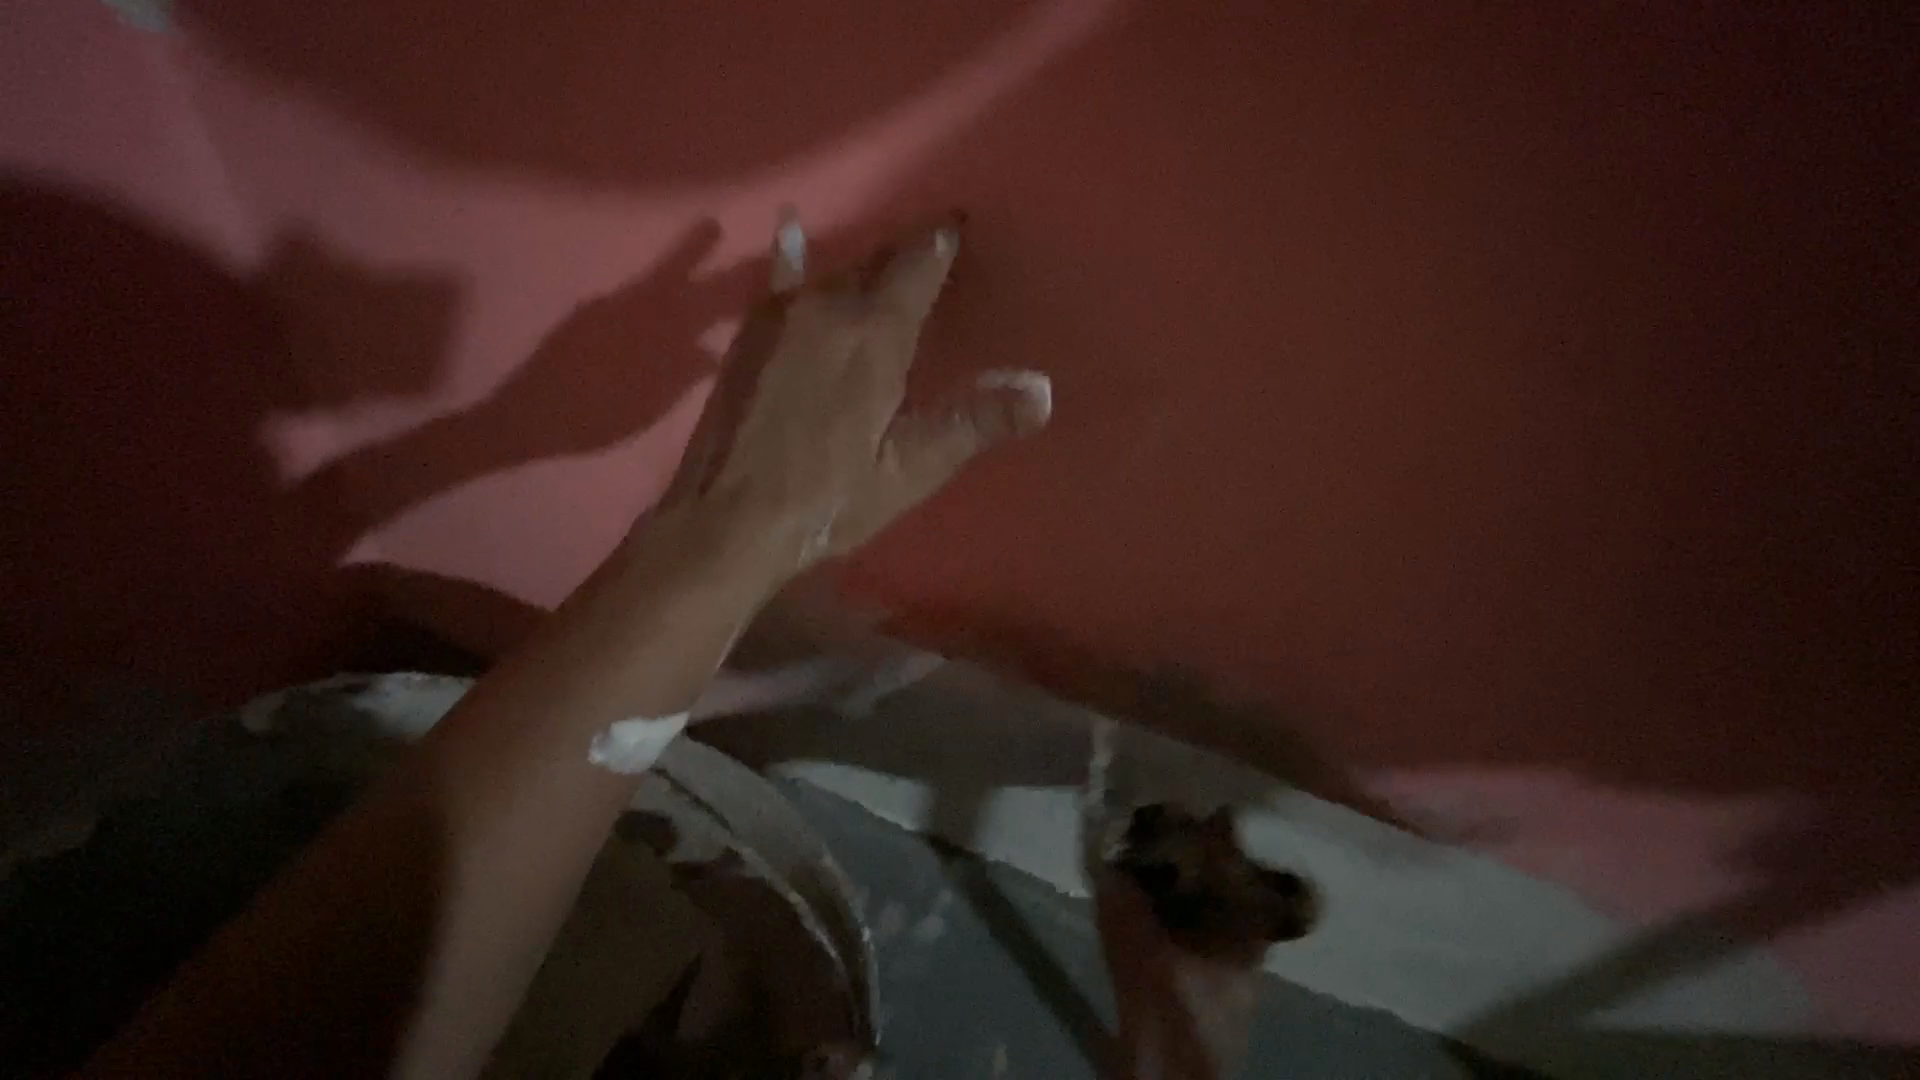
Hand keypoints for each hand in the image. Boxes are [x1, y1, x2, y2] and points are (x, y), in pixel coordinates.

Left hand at [654, 211, 1051, 584]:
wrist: (727, 520)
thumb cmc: (828, 499)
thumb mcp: (910, 469)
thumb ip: (975, 422)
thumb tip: (1045, 389)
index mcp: (875, 332)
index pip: (919, 262)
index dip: (942, 239)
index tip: (960, 222)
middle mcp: (827, 305)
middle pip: (876, 262)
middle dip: (907, 256)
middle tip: (933, 258)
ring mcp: (780, 315)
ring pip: (834, 273)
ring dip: (864, 270)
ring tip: (885, 268)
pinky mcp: (748, 335)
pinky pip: (780, 281)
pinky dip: (794, 259)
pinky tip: (792, 234)